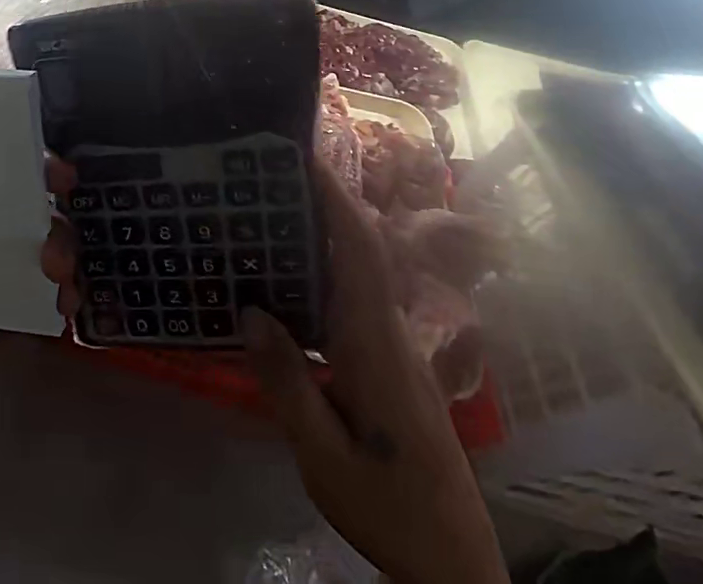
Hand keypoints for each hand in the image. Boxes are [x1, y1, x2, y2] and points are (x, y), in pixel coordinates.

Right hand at [37, 159, 506, 582]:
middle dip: (319, 204)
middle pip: (356, 250)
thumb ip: (288, 383)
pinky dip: (318, 278)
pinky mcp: (387, 360)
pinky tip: (283, 284)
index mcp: (375, 343)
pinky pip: (349, 301)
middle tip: (263, 180)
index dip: (335, 199)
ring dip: (317, 238)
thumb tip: (251, 310)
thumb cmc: (387, 504)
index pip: (358, 251)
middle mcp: (387, 329)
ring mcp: (391, 344)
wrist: (450, 555)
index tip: (303, 158)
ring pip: (353, 274)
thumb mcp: (322, 455)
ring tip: (263, 217)